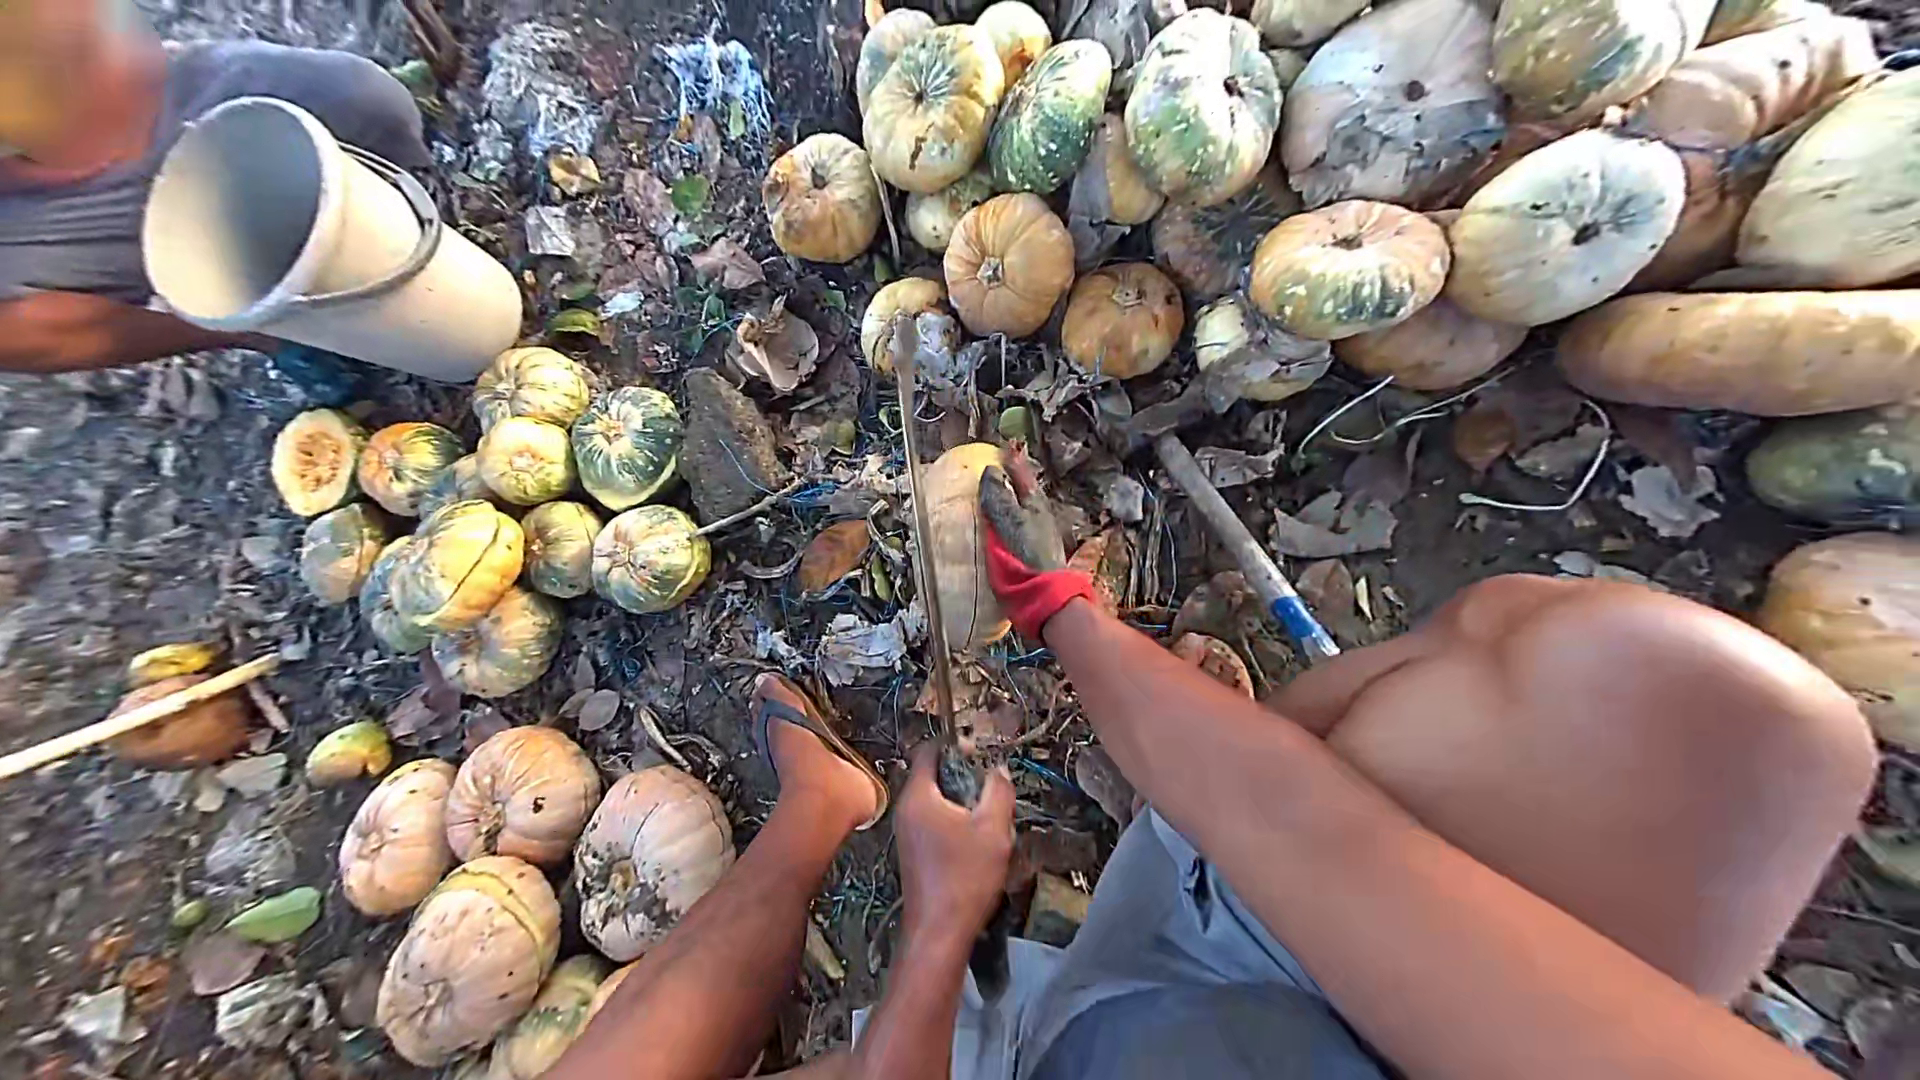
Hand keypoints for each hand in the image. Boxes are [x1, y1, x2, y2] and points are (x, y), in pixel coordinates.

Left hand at [895, 741, 1014, 952]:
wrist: (939, 934)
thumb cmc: (965, 876)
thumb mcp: (993, 828)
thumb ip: (998, 791)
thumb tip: (998, 770)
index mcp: (918, 795)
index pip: (928, 751)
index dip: (954, 744)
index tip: (979, 753)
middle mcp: (905, 809)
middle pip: (933, 775)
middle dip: (964, 777)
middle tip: (990, 789)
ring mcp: (907, 832)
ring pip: (937, 800)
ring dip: (963, 803)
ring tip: (990, 819)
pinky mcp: (913, 852)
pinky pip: (934, 821)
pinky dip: (955, 822)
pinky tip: (978, 843)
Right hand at [978, 456, 1066, 571]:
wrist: (1042, 594)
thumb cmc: (1025, 554)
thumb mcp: (1009, 521)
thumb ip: (999, 496)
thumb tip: (991, 470)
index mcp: (1034, 502)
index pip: (1021, 473)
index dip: (1011, 459)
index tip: (1001, 447)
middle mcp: (1039, 514)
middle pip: (1023, 490)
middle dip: (1010, 479)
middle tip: (995, 468)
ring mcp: (1037, 533)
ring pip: (1021, 508)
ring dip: (1008, 500)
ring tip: (992, 495)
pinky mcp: (1031, 551)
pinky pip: (1015, 527)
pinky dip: (1005, 520)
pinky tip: (996, 526)